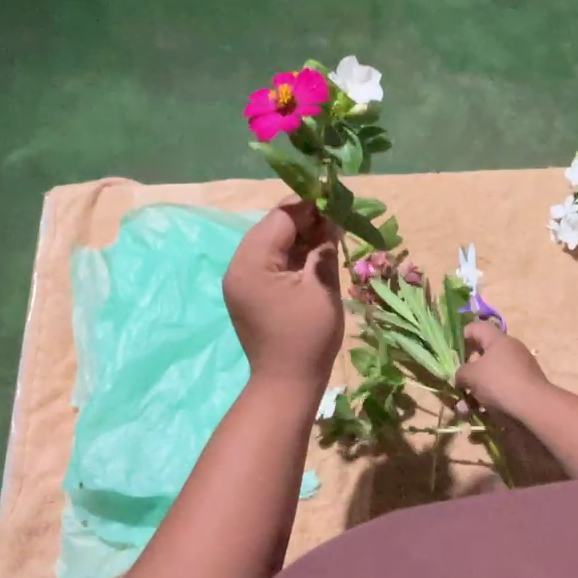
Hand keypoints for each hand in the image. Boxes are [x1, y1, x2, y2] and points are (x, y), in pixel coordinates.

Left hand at [223, 199, 343, 386]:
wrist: (287, 382)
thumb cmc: (307, 336)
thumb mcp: (322, 286)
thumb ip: (324, 247)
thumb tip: (331, 218)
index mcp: (252, 262)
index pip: (281, 217)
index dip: (310, 204)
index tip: (336, 195)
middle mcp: (239, 265)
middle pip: (274, 226)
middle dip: (306, 219)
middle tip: (339, 216)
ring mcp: (242, 279)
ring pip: (274, 242)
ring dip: (302, 236)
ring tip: (333, 234)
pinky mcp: (251, 291)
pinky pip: (272, 261)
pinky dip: (294, 254)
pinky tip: (318, 253)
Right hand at [457, 322, 552, 416]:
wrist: (533, 407)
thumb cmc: (499, 383)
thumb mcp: (470, 376)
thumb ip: (460, 372)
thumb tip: (461, 375)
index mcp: (498, 340)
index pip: (477, 328)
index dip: (461, 336)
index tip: (451, 352)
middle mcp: (511, 350)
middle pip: (484, 353)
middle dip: (469, 369)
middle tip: (458, 381)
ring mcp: (520, 368)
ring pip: (492, 374)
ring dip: (477, 388)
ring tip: (466, 406)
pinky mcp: (526, 385)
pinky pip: (502, 388)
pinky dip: (491, 397)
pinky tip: (482, 412)